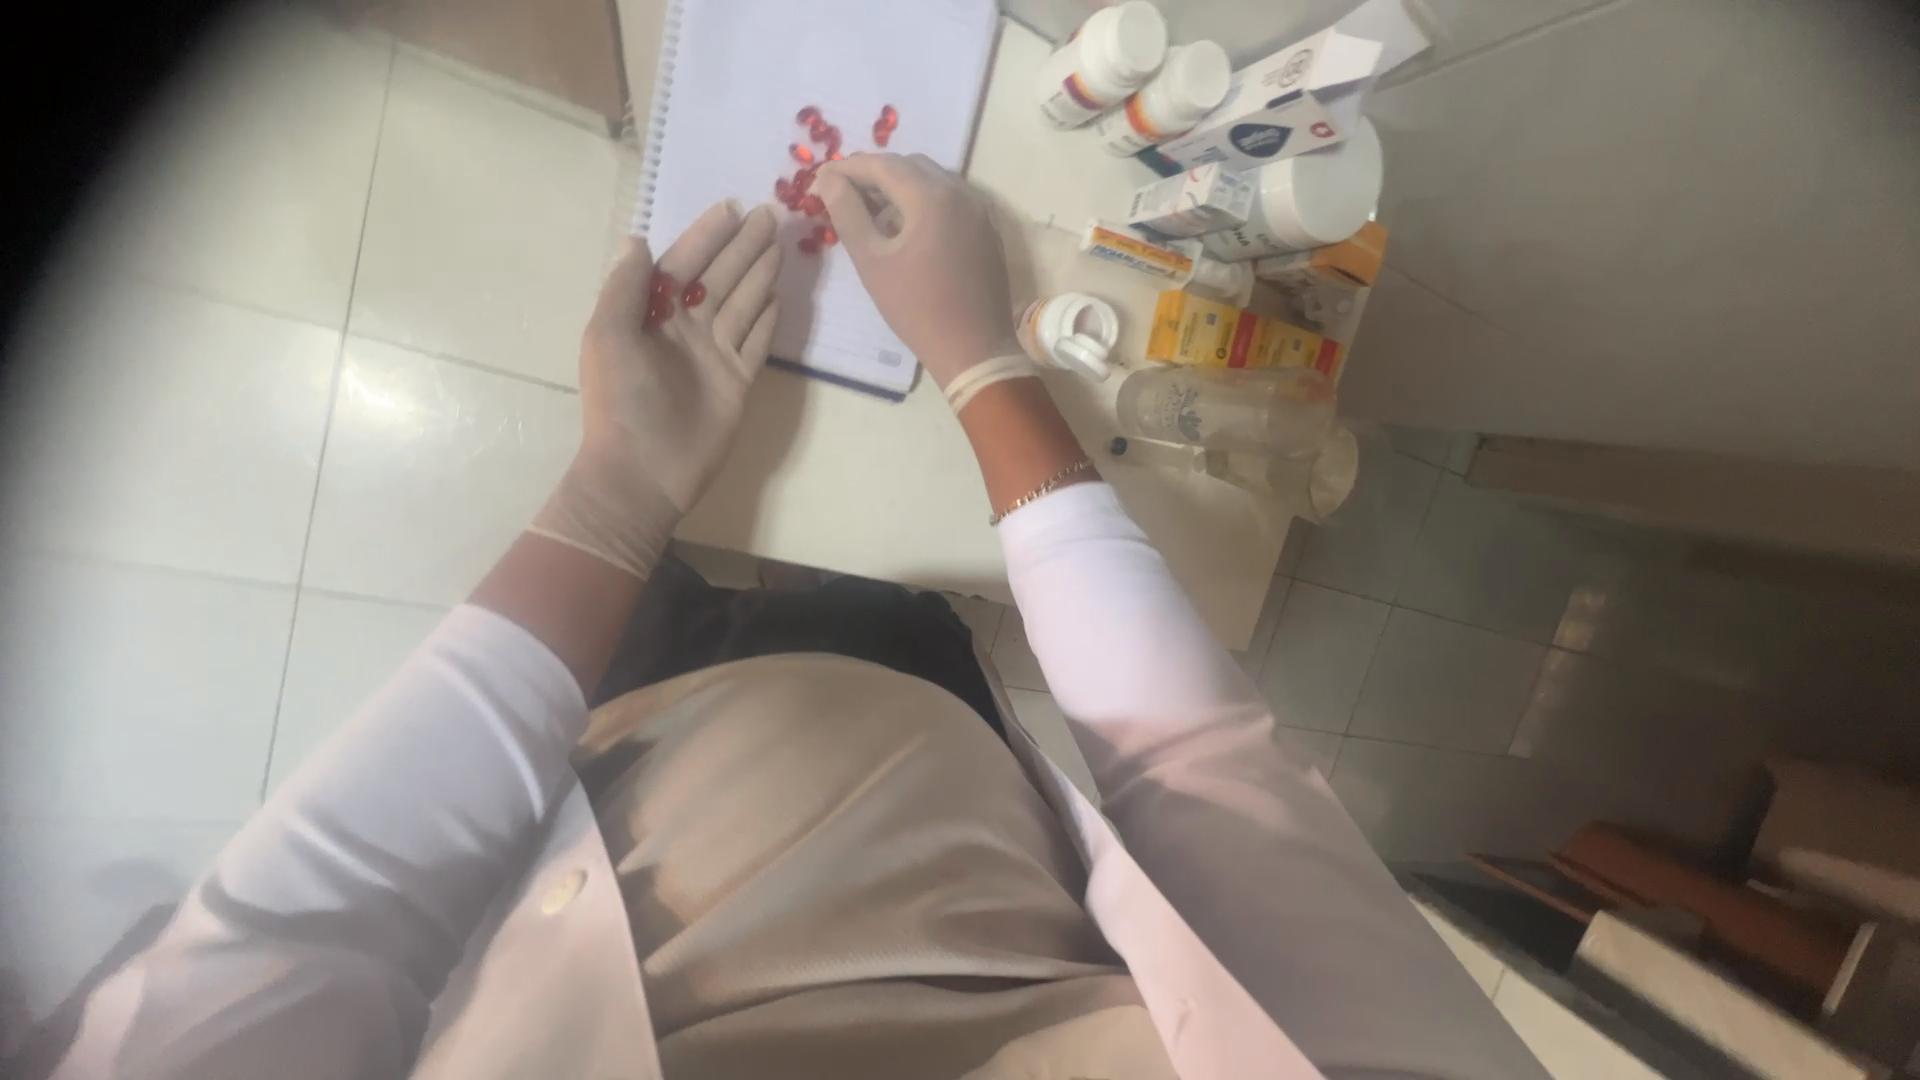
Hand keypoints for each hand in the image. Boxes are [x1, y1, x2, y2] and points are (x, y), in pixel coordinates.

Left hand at [529, 200, 780, 576]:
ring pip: (742, 304)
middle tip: (770, 215)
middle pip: (719, 278)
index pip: (683, 264)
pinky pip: (756, 343)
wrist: (645, 472)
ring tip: (780, 245)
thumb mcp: (608, 336)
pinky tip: (780, 297)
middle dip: (743, 247)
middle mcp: (684, 330)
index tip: (731, 208)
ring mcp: (714, 356)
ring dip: (760, 274)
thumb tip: (639, 239)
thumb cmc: (619, 403)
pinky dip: (768, 320)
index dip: (706, 235)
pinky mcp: (738, 382)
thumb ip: (624, 288)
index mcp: (648, 315)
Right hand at [816, 153, 1021, 389]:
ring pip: (934, 182)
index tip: (824, 179)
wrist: (974, 350)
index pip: (883, 164)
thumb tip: (829, 179)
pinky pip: (953, 202)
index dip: (849, 168)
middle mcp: (961, 192)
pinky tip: (909, 231)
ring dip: (902, 189)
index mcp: (932, 196)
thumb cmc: (917, 309)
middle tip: (848, 196)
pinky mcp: (988, 232)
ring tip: (875, 214)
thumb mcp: (872, 262)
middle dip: (877, 175)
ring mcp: (980, 211)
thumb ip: (848, 213)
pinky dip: (926, 204)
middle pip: (911, 166)